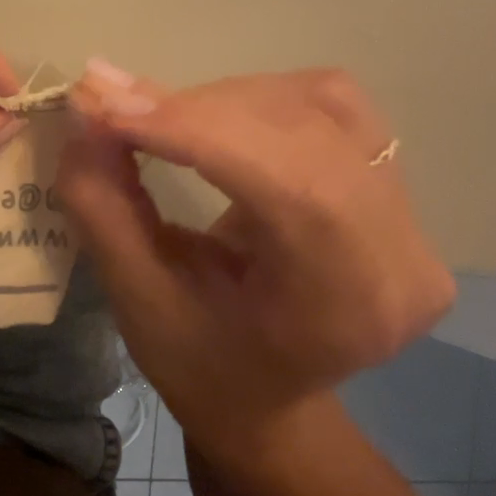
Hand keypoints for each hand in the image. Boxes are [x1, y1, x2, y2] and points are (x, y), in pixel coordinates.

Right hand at [56, 62, 454, 466]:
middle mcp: (403, 255)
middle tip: (107, 103)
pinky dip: (257, 98)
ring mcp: (411, 218)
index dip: (192, 131)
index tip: (103, 106)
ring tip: (156, 120)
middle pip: (302, 134)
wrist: (263, 397)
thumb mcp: (133, 295)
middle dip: (194, 109)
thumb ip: (102, 202)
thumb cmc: (196, 362)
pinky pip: (331, 107)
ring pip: (317, 105)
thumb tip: (83, 107)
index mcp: (347, 304)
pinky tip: (211, 122)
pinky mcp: (394, 189)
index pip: (287, 185)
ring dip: (222, 100)